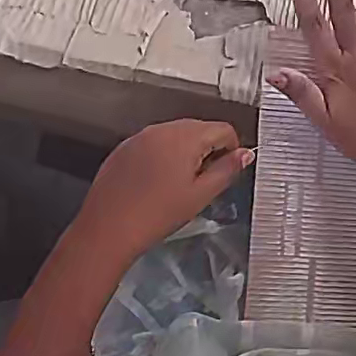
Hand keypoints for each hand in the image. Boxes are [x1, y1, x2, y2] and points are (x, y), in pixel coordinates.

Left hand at [66, 119, 250, 269]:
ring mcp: (139, 137)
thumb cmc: (158, 213)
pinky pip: (152, 144)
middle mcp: (161, 129)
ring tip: (179, 186)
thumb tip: (245, 154)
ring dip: (185, 153)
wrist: (109, 226)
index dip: (232, 148)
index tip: (227, 170)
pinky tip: (156, 184)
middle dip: (208, 149)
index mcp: (185, 137)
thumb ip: (226, 170)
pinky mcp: (124, 148)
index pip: (223, 129)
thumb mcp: (200, 195)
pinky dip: (162, 157)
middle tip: (204, 182)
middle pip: (198, 128)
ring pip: (174, 135)